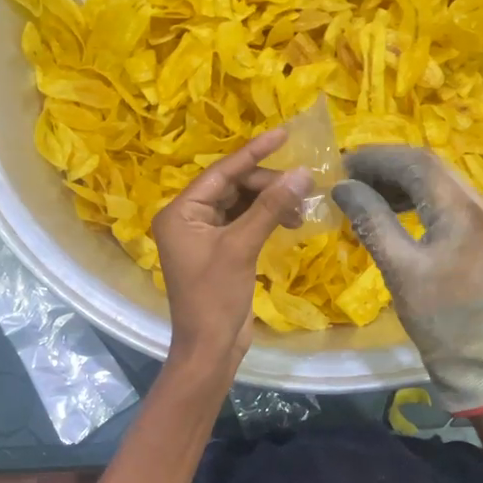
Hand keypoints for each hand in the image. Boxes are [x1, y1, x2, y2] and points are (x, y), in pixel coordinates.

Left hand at [153, 128, 312, 373]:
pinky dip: (266, 219)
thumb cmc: (215, 297)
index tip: (284, 134)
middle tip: (303, 189)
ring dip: (270, 203)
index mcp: (179, 213)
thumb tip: (301, 173)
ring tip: (301, 210)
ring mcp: (203, 236)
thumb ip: (270, 207)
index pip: (220, 173)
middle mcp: (187, 219)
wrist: (210, 348)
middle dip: (267, 185)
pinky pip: (244, 222)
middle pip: (232, 186)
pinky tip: (290, 221)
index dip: (253, 153)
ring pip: (241, 204)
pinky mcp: (219, 252)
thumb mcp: (242, 247)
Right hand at [331, 145, 482, 415]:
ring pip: (437, 179)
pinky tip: (390, 207)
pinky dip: (414, 194)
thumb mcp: (398, 268)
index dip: (376, 158)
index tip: (341, 165)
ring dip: (399, 178)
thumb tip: (343, 188)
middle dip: (386, 165)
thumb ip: (372, 221)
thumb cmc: (437, 316)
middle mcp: (480, 202)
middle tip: (347, 175)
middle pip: (429, 165)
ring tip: (363, 190)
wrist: (479, 354)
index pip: (417, 164)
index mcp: (462, 211)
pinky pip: (444, 197)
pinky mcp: (480, 228)